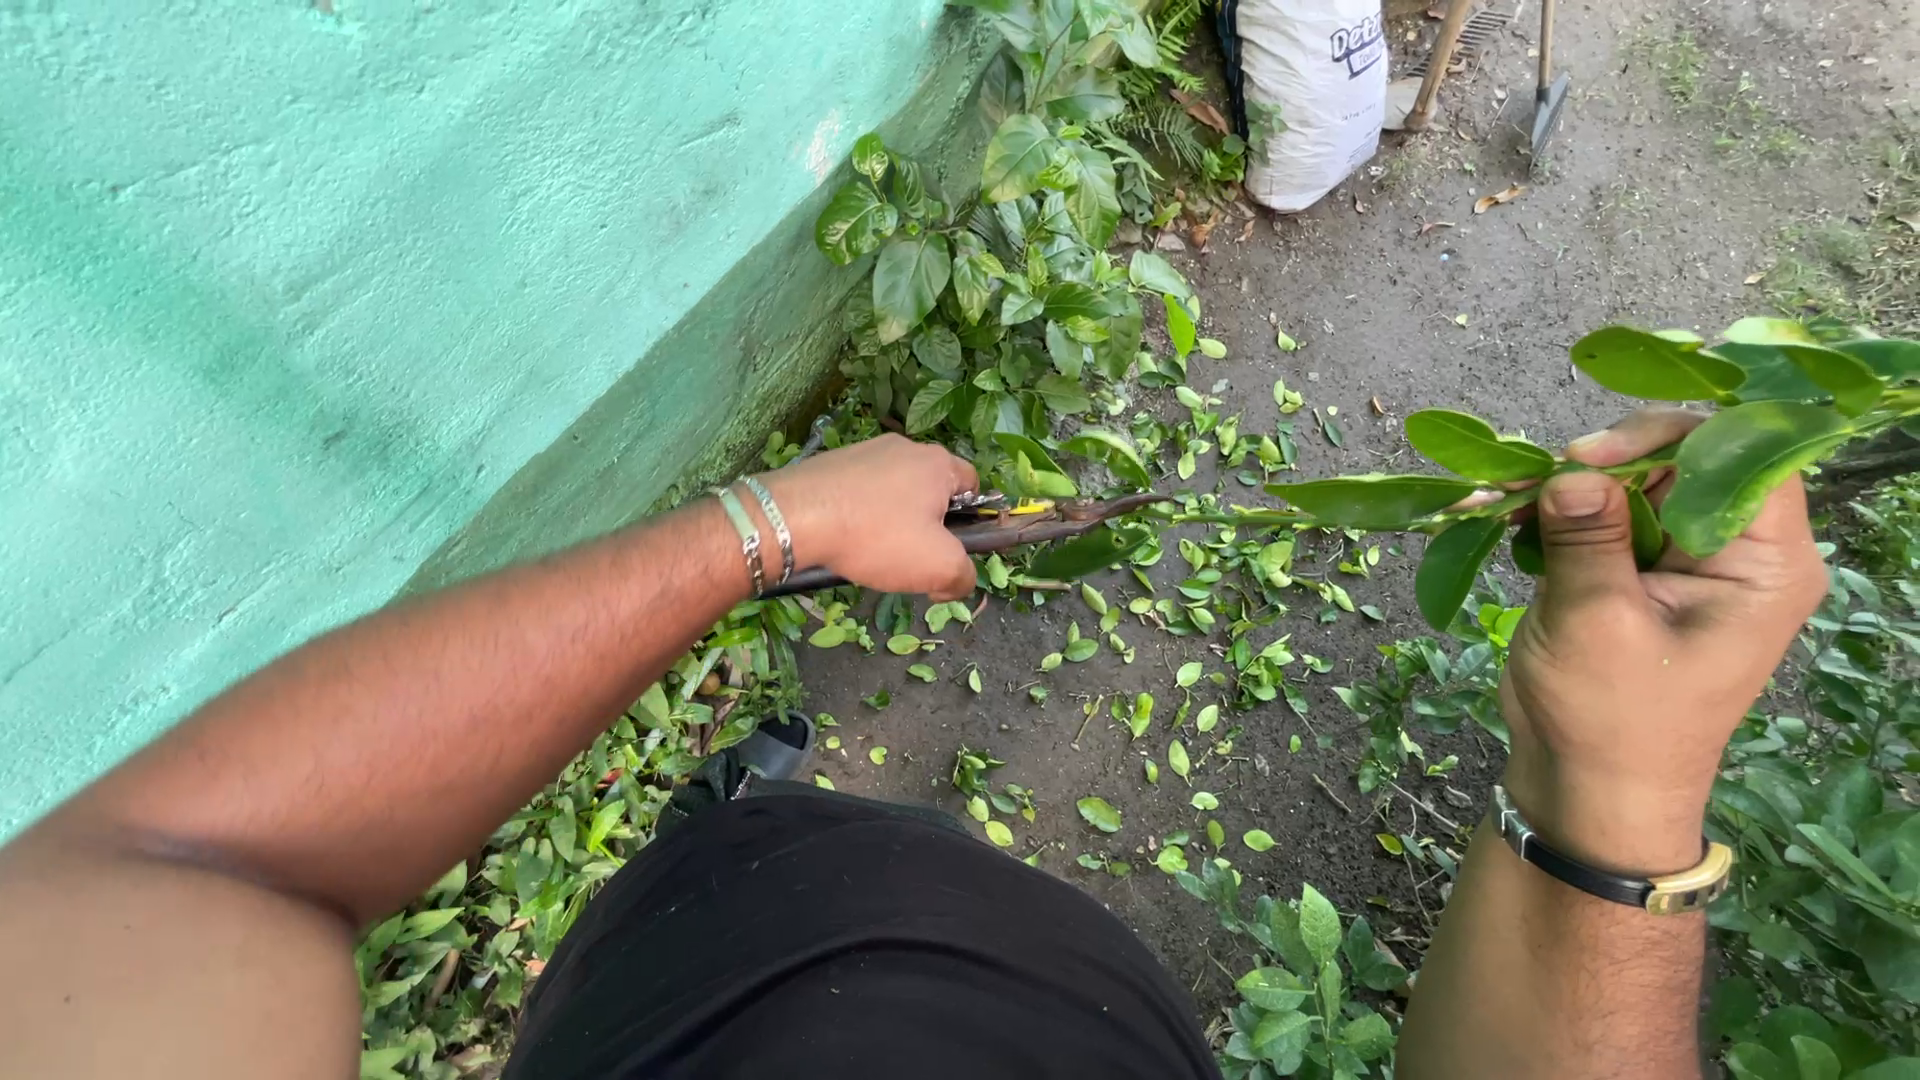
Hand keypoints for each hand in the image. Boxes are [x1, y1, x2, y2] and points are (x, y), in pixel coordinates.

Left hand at [758, 434, 979, 601]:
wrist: (795, 517)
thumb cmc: (877, 536)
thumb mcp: (938, 566)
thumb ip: (963, 576)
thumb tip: (957, 582)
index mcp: (938, 463)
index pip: (973, 486)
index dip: (971, 519)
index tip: (950, 548)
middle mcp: (905, 448)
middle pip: (931, 491)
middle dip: (928, 526)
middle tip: (912, 558)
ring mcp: (865, 452)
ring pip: (894, 493)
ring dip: (891, 522)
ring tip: (873, 553)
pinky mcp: (832, 463)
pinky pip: (860, 492)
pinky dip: (860, 516)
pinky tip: (846, 540)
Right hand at [1499, 408, 1829, 874]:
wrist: (1585, 781)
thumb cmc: (1610, 713)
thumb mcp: (1596, 621)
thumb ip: (1588, 539)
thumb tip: (1570, 471)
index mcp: (1759, 563)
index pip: (1739, 457)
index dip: (1665, 440)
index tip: (1580, 461)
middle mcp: (1725, 553)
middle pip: (1671, 468)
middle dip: (1591, 467)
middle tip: (1519, 484)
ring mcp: (1669, 566)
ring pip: (1619, 493)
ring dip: (1553, 493)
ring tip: (1490, 505)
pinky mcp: (1621, 578)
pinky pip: (1588, 525)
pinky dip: (1541, 520)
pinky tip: (1497, 524)